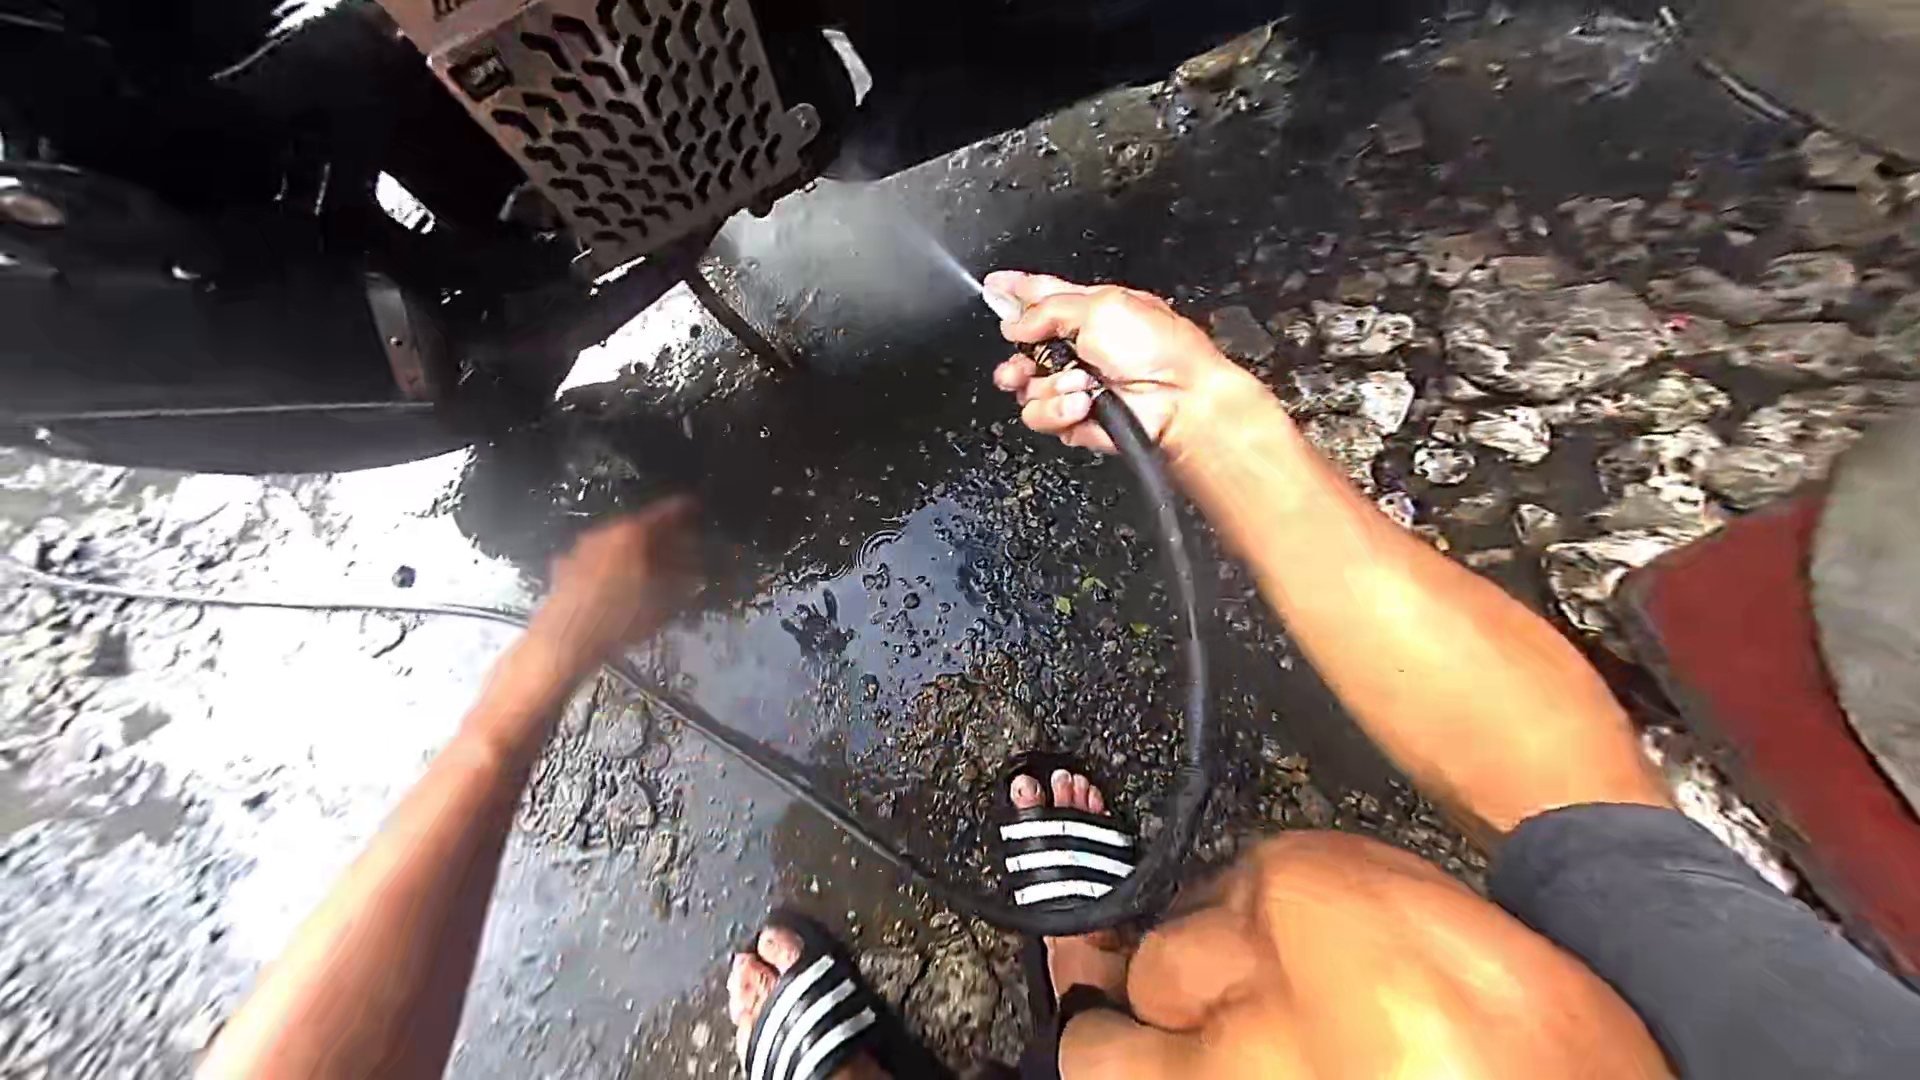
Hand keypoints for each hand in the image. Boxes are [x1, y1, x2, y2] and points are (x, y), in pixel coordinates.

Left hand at [525, 497, 699, 677]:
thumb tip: (694, 570)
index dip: (684, 510)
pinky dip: (619, 566)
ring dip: (640, 553)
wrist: (562, 643)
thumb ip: (684, 578)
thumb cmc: (617, 619)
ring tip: (657, 572)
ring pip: (620, 544)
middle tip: (683, 549)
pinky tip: (627, 587)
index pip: (665, 512)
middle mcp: (604, 534)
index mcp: (630, 533)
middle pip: (642, 528)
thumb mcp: (665, 601)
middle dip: (664, 538)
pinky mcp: (567, 569)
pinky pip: (602, 559)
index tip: (695, 508)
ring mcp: (581, 550)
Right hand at [986, 271, 1251, 455]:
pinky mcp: (1070, 418)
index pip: (1039, 297)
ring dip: (1049, 385)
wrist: (1178, 401)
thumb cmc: (1159, 349)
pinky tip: (1083, 403)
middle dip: (1017, 358)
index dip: (1014, 291)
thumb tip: (1015, 320)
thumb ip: (1049, 307)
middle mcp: (1075, 350)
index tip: (993, 285)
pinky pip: (1037, 415)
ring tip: (1080, 383)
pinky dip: (1058, 409)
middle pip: (1021, 351)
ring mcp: (1071, 386)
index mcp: (1086, 313)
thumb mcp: (1102, 306)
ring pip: (1024, 388)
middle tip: (1024, 362)